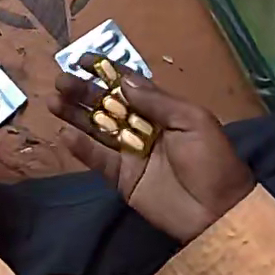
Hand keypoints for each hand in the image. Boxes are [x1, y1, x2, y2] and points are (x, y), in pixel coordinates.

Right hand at [49, 58, 254, 243]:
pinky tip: (65, 134)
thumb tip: (123, 80)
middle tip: (61, 81)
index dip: (105, 71)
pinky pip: (97, 158)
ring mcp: (130, 152)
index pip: (127, 84)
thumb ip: (156, 101)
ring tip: (53, 102)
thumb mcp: (193, 121)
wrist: (220, 214)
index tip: (82, 60)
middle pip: (106, 104)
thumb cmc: (212, 161)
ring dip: (75, 114)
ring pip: (96, 128)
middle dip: (83, 91)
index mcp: (161, 110)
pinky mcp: (122, 177)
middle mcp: (141, 126)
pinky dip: (81, 147)